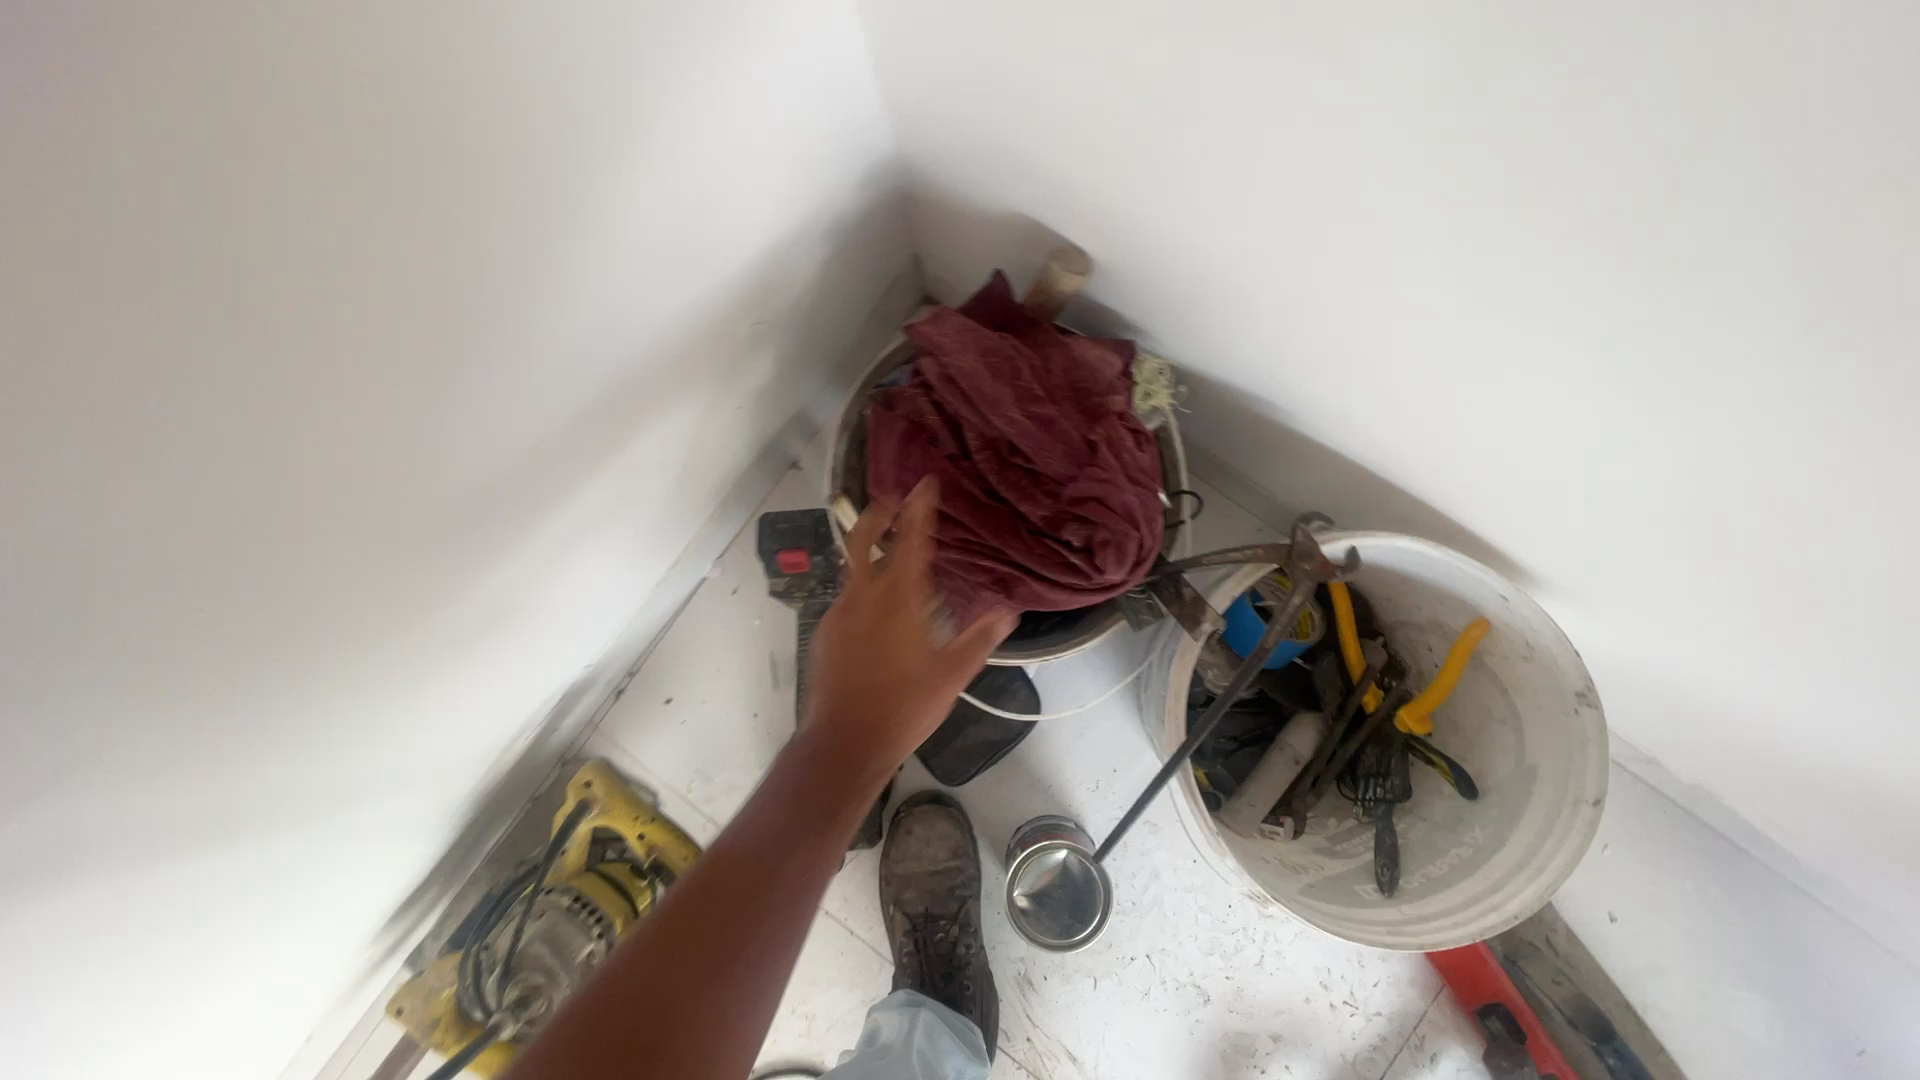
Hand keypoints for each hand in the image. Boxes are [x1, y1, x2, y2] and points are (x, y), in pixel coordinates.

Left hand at [804, 477, 1017, 773]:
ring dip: (871, 557)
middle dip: (877, 514)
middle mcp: (864, 597)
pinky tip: (875, 617)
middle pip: (863, 540)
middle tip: (891, 498)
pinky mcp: (824, 634)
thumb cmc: (904, 708)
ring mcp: (838, 614)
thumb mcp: (951, 676)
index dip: (918, 508)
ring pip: (853, 572)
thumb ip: (979, 639)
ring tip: (891, 564)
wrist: (845, 742)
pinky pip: (846, 601)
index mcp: (899, 600)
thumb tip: (1008, 611)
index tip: (923, 483)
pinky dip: (862, 594)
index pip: (910, 541)